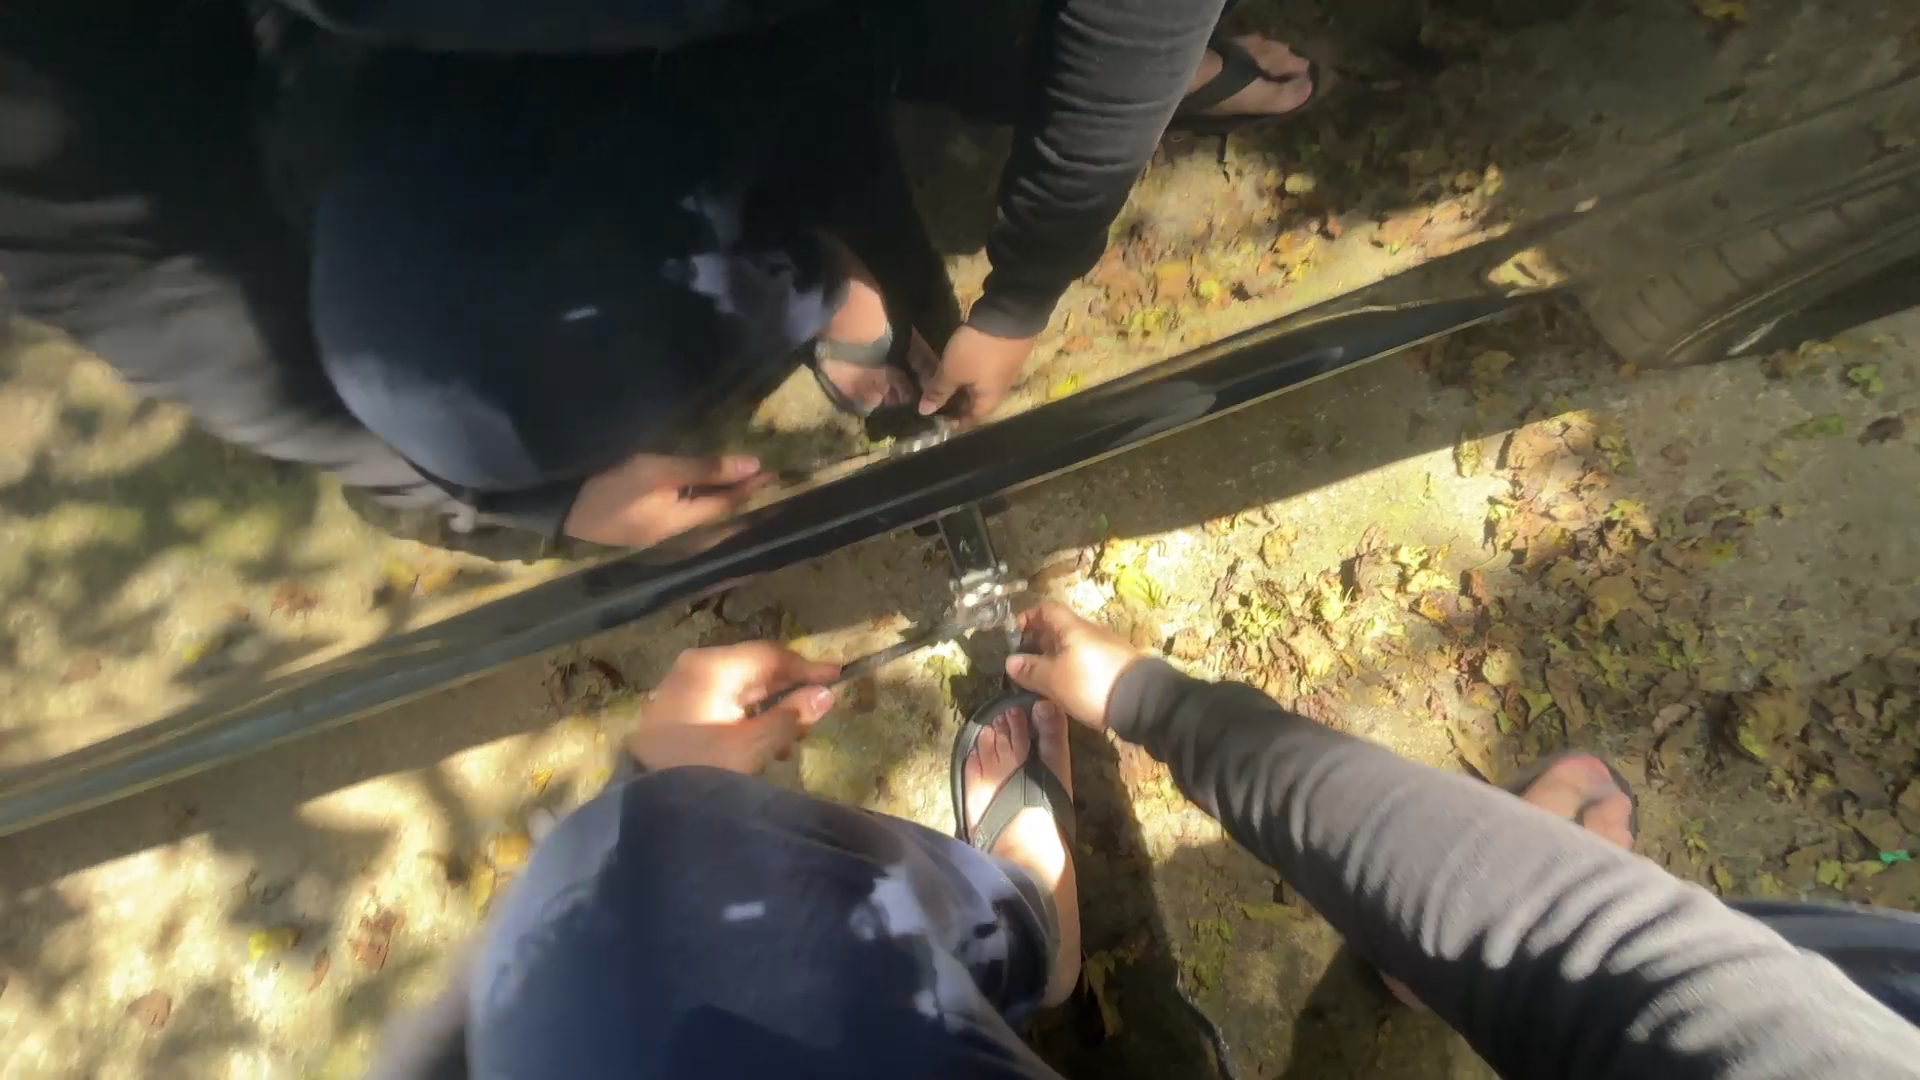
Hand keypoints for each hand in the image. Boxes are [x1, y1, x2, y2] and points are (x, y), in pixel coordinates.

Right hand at [565, 454, 769, 548]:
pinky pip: (685, 518)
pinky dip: (702, 505)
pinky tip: (708, 496)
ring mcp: (657, 535)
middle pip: (719, 520)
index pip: (728, 506)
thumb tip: (753, 467)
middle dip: (743, 503)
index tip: (774, 474)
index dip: (751, 488)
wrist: (555, 504)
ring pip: (703, 520)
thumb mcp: (659, 472)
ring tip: (746, 489)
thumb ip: (707, 470)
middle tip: (768, 486)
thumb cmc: (610, 485)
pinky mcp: (642, 528)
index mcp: (684, 526)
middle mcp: (676, 537)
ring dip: (724, 504)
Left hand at [626, 643, 841, 773]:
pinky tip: (765, 743)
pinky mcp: (678, 709)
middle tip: (819, 708)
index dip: (806, 667)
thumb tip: (826, 695)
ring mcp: (684, 687)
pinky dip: (749, 716)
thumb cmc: (700, 768)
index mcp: (713, 667)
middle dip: (789, 690)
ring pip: (741, 687)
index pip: (771, 656)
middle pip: (756, 670)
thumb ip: (792, 716)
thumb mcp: (752, 746)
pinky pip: (724, 701)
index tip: (837, 676)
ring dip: (771, 707)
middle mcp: (697, 667)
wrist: (641, 802)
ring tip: (793, 737)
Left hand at [916, 325, 1036, 424]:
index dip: (953, 423)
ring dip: (962, 386)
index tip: (935, 421)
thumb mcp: (953, 371)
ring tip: (942, 383)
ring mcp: (1004, 370)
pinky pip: (983, 370)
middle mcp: (1000, 389)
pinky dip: (969, 372)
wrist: (1008, 314)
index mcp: (988, 400)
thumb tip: (924, 412)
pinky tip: (957, 365)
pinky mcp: (1004, 352)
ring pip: (979, 385)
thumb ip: (939, 391)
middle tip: (934, 400)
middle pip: (975, 403)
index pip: (970, 420)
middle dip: (956, 403)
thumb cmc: (978, 351)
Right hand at [1004, 602, 1145, 731]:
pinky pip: (1086, 660)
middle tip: (1024, 661)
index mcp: (1073, 627)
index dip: (1028, 617)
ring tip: (1042, 678)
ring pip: (1073, 646)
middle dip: (1039, 641)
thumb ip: (1031, 670)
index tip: (1014, 633)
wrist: (1143, 702)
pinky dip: (1072, 668)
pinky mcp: (1116, 666)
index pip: (1047, 609)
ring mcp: (1106, 648)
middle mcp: (1090, 631)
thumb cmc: (1092, 683)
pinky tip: (1067, 688)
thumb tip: (1010, 661)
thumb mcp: (1055, 680)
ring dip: (1056, 657)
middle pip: (1060, 628)